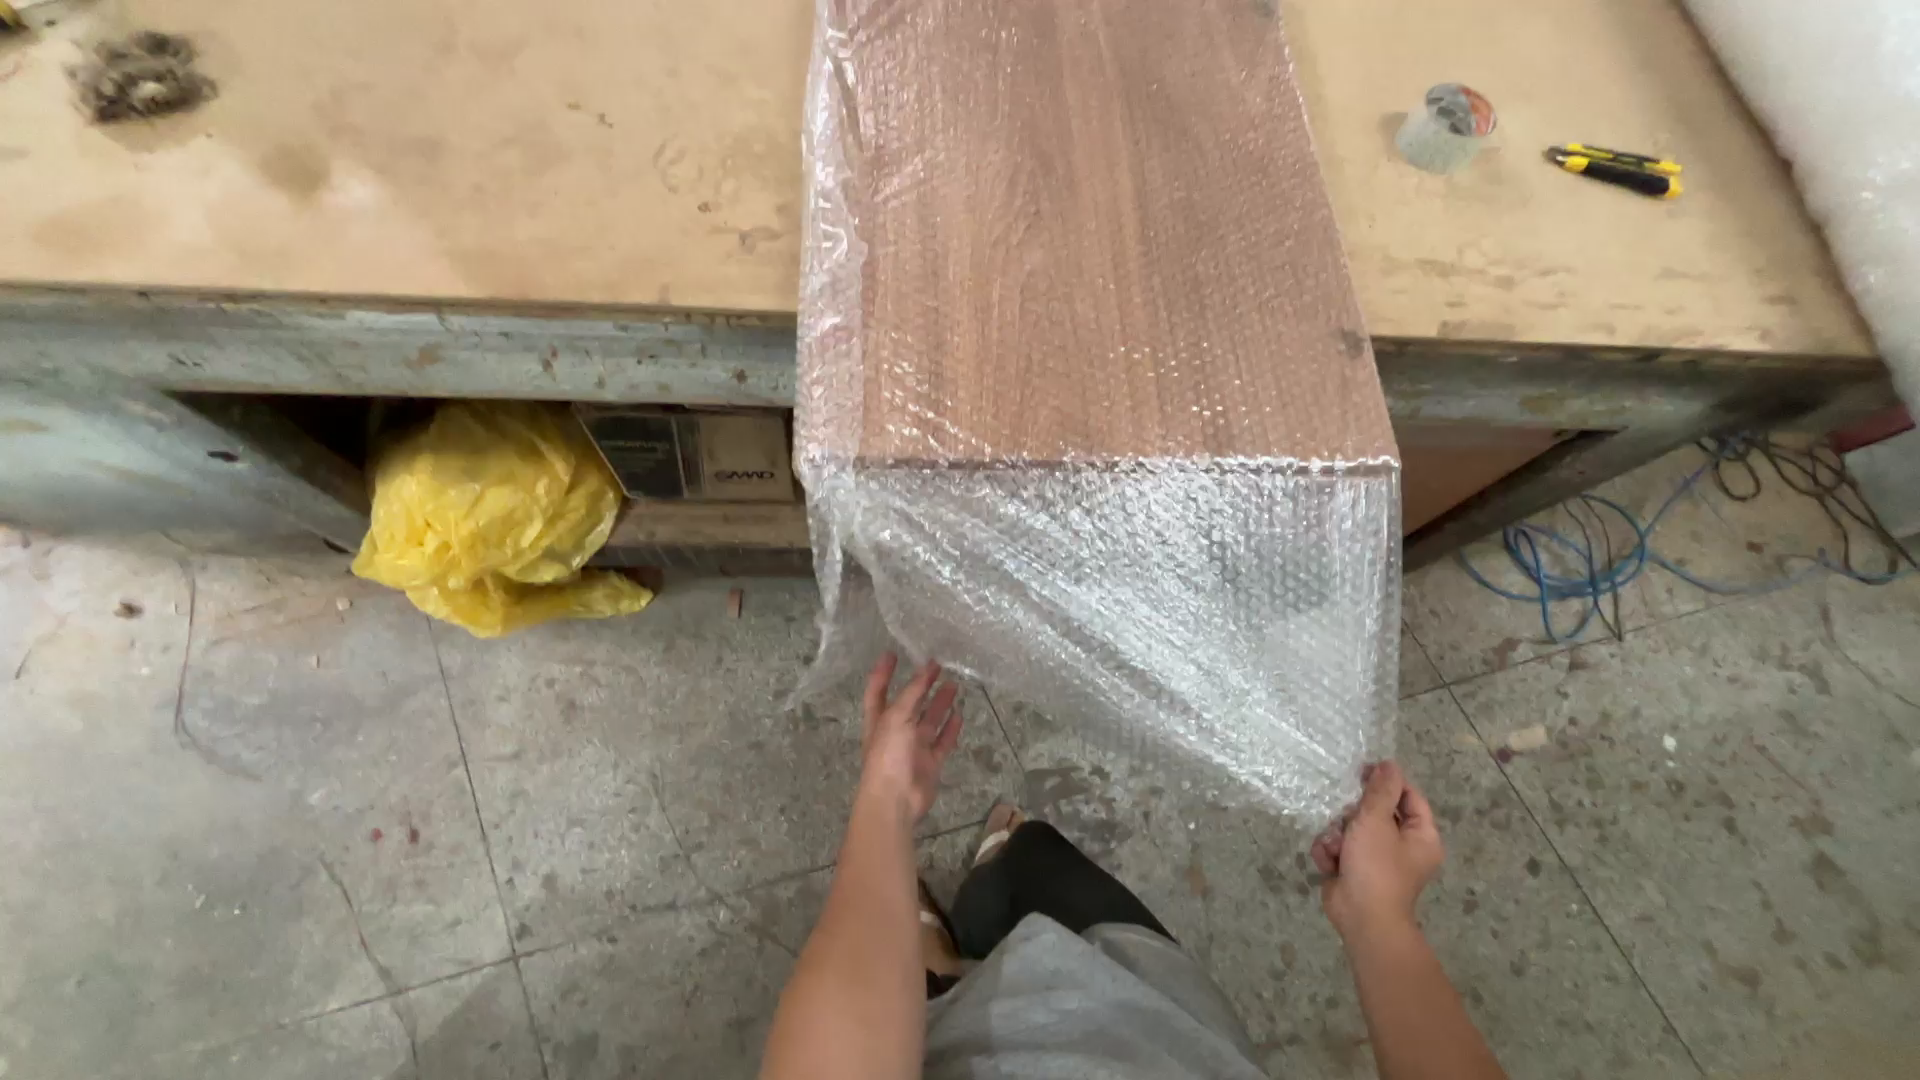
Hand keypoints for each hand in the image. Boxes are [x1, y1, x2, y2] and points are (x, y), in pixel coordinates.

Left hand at [857, 652, 963, 823]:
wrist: (894, 800)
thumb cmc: (888, 755)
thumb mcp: (896, 717)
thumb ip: (912, 693)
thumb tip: (926, 668)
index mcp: (879, 719)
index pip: (878, 690)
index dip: (884, 672)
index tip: (893, 653)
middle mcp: (895, 732)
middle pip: (909, 703)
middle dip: (920, 685)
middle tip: (937, 666)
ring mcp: (913, 748)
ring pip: (929, 721)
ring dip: (939, 703)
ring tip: (954, 685)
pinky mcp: (930, 763)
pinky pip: (942, 742)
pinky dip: (950, 729)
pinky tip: (959, 714)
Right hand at [1311, 762, 1443, 941]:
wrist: (1361, 917)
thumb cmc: (1376, 867)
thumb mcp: (1377, 821)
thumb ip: (1381, 791)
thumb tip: (1389, 764)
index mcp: (1421, 837)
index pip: (1409, 797)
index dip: (1388, 782)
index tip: (1363, 771)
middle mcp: (1402, 847)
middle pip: (1376, 812)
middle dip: (1353, 814)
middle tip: (1345, 815)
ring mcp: (1376, 859)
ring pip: (1351, 828)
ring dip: (1337, 834)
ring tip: (1336, 846)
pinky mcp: (1354, 869)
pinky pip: (1339, 847)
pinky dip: (1331, 852)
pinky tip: (1330, 860)